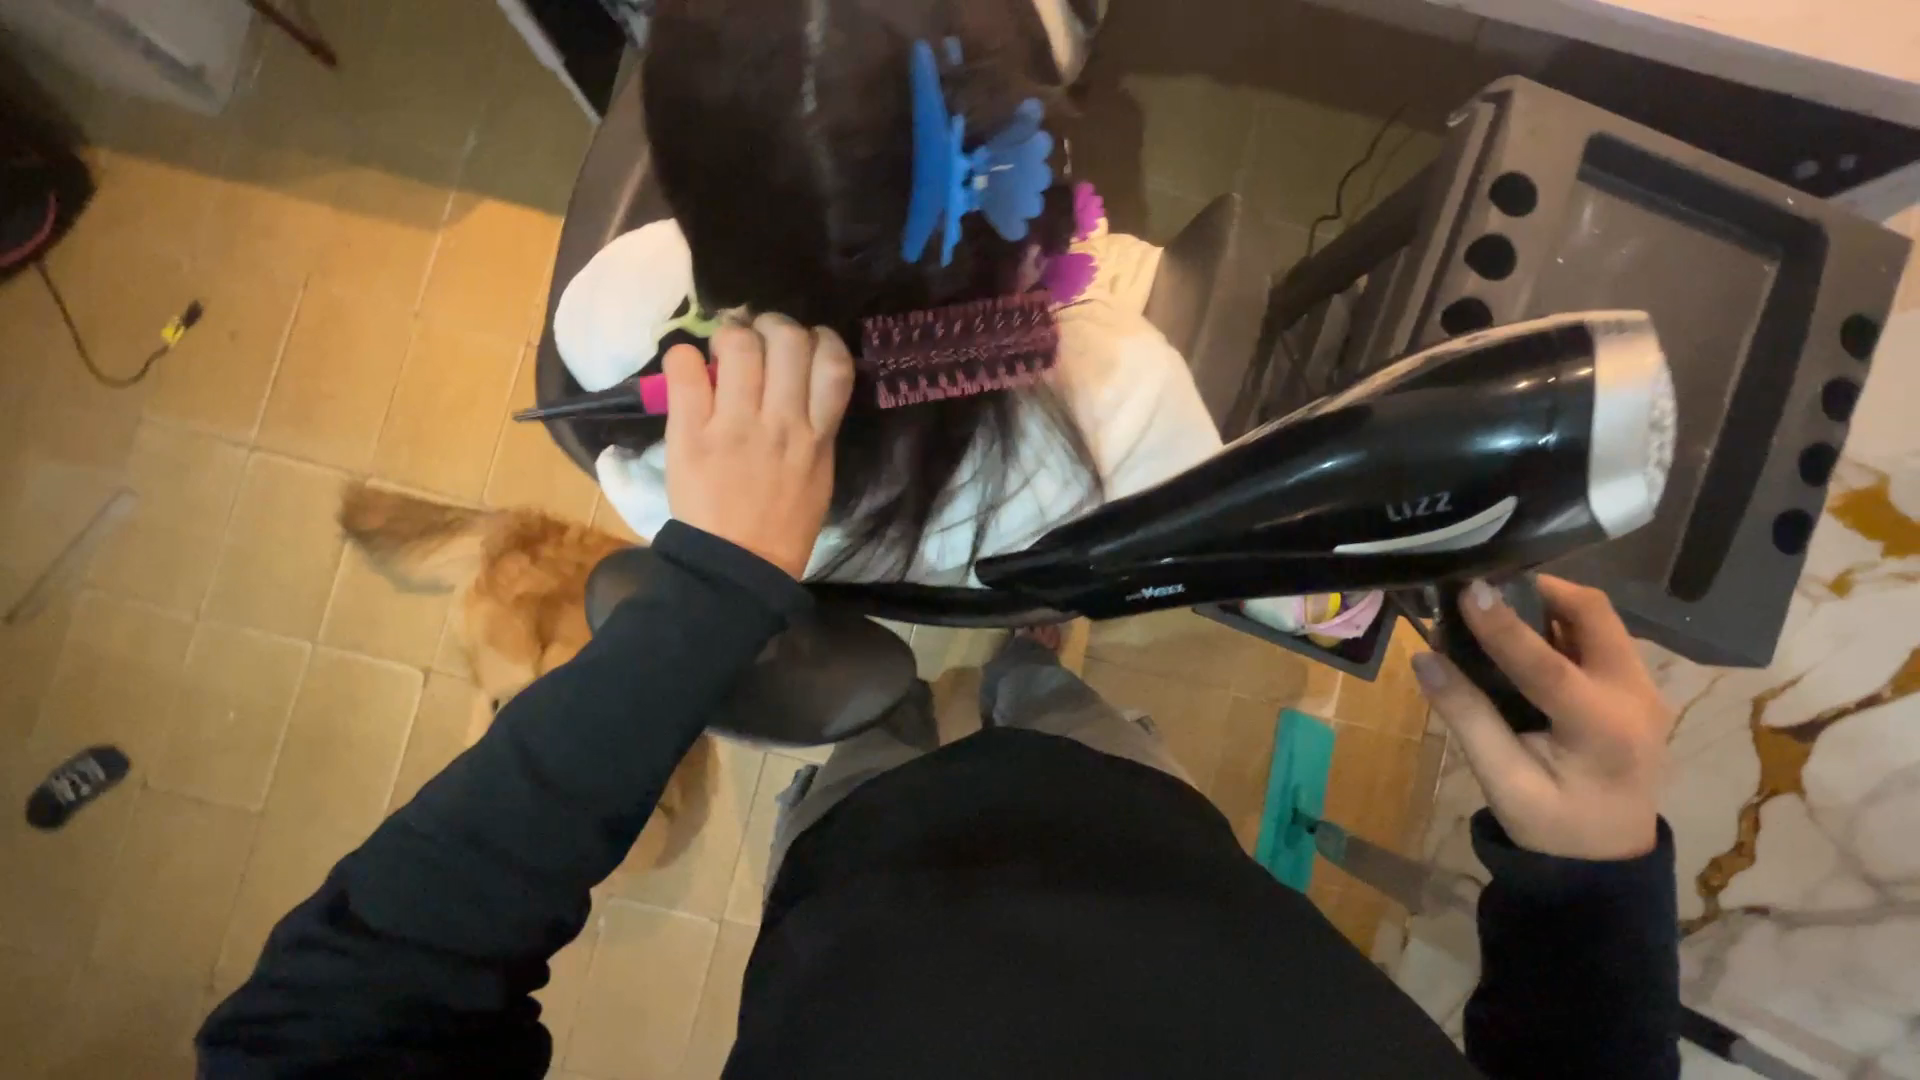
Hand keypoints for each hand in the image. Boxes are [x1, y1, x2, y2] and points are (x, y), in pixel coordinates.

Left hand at [664, 313, 854, 578]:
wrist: (738, 567)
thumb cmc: (785, 525)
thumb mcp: (819, 476)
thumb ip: (815, 430)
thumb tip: (801, 387)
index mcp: (817, 436)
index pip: (833, 363)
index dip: (821, 339)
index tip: (807, 343)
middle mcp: (782, 423)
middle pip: (788, 339)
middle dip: (773, 325)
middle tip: (759, 338)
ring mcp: (735, 426)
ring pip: (739, 344)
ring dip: (731, 335)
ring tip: (723, 352)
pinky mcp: (691, 434)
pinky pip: (685, 371)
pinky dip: (685, 358)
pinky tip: (689, 369)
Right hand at [1411, 576, 1672, 860]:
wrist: (1607, 859)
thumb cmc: (1551, 824)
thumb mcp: (1500, 777)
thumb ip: (1466, 715)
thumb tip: (1424, 659)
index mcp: (1604, 730)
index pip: (1547, 665)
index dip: (1503, 625)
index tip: (1468, 588)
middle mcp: (1637, 699)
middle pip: (1595, 616)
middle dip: (1540, 591)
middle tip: (1486, 588)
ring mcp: (1644, 692)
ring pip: (1600, 622)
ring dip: (1549, 604)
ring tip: (1495, 607)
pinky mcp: (1637, 691)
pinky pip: (1599, 639)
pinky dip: (1559, 624)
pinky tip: (1521, 635)